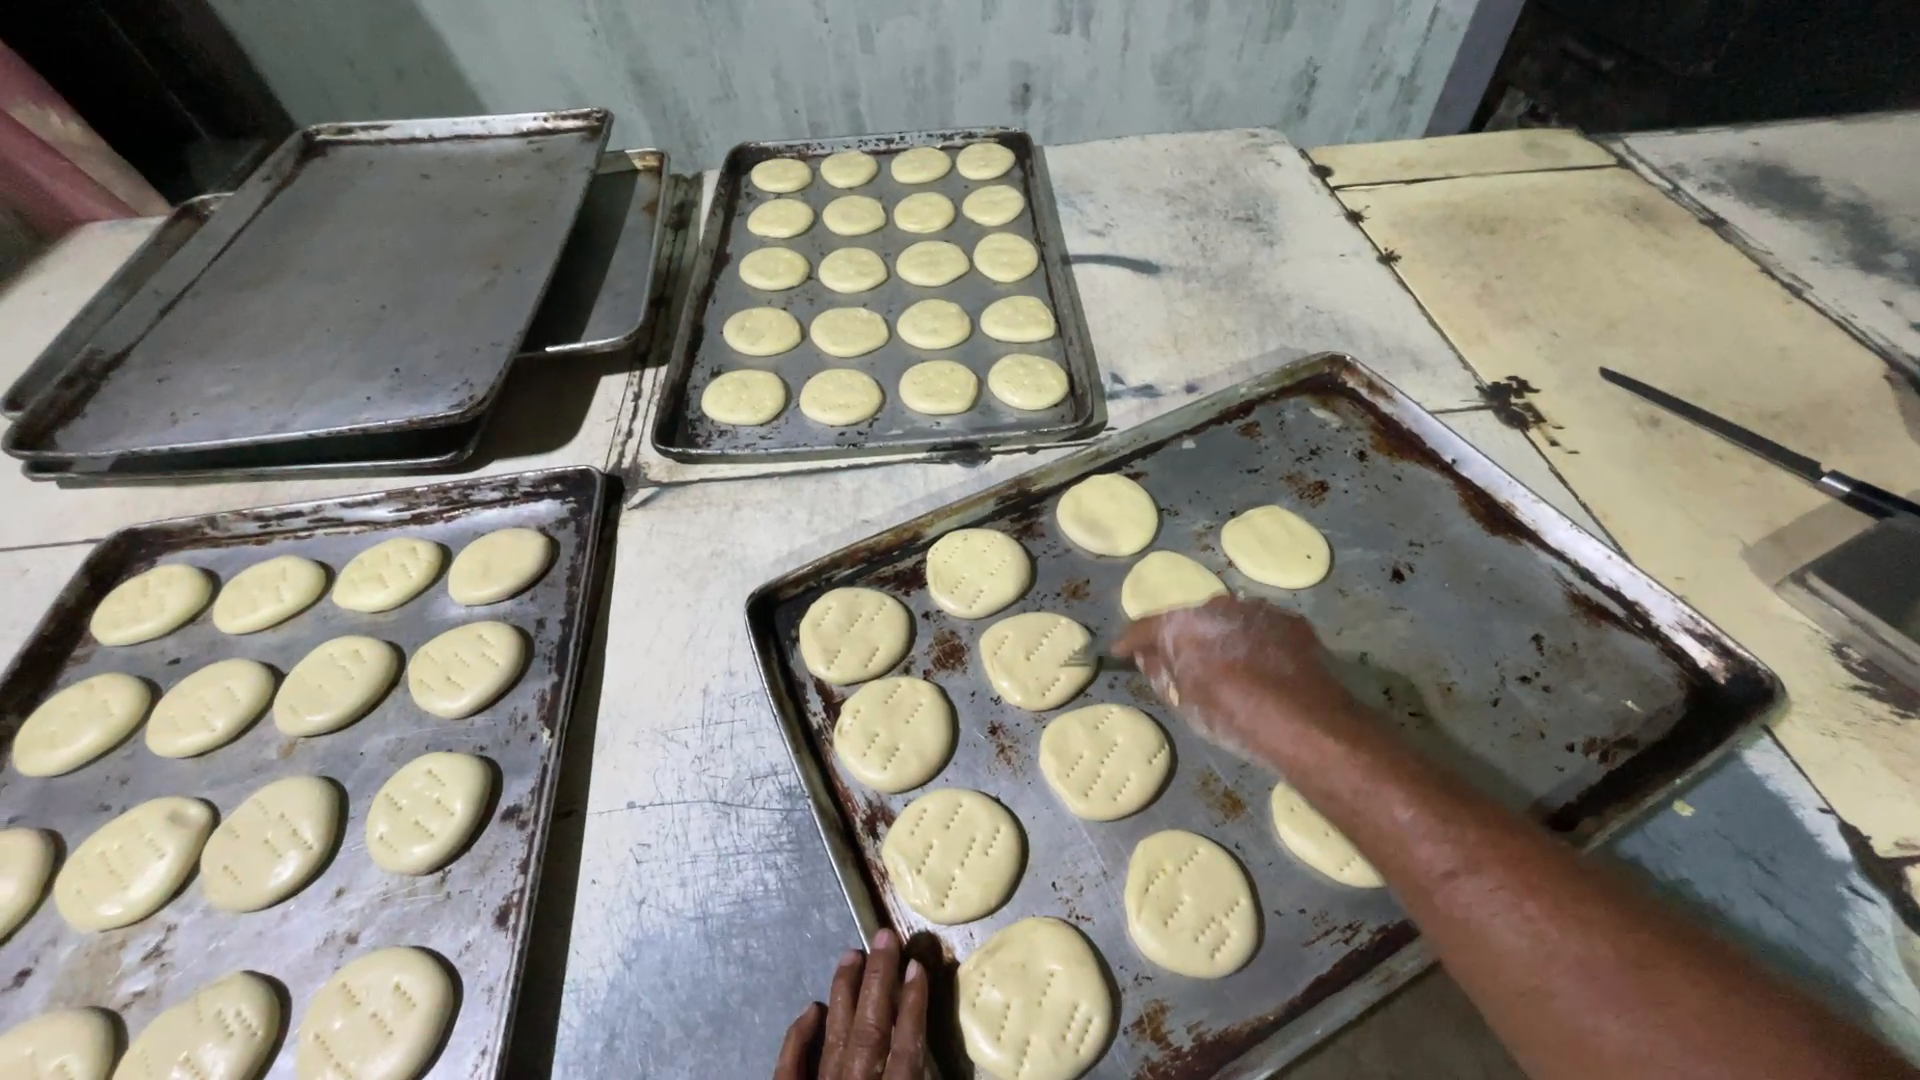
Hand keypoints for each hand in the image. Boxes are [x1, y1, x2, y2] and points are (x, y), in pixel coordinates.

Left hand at [774, 928, 927, 1079]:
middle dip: (878, 980)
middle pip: (870, 1030)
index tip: (916, 966)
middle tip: (884, 937)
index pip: (906, 1049)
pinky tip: (812, 1007)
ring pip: (835, 1037)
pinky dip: (799, 1036)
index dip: (913, 1006)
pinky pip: (790, 1067)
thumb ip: (913, 1073)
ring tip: (852, 954)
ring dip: (844, 993)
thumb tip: (923, 1041)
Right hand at [1114, 595, 1361, 762]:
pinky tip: (1259, 668)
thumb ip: (1158, 673)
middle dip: (1182, 638)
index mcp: (1182, 624)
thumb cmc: (1230, 715)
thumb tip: (1146, 656)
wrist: (1303, 721)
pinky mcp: (1290, 622)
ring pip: (1227, 621)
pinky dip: (1252, 644)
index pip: (1146, 626)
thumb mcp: (1183, 703)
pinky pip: (1259, 629)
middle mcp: (1217, 606)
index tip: (1120, 651)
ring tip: (1224, 667)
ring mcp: (1256, 610)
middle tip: (1178, 663)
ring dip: (1220, 638)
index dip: (1130, 640)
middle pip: (1190, 620)